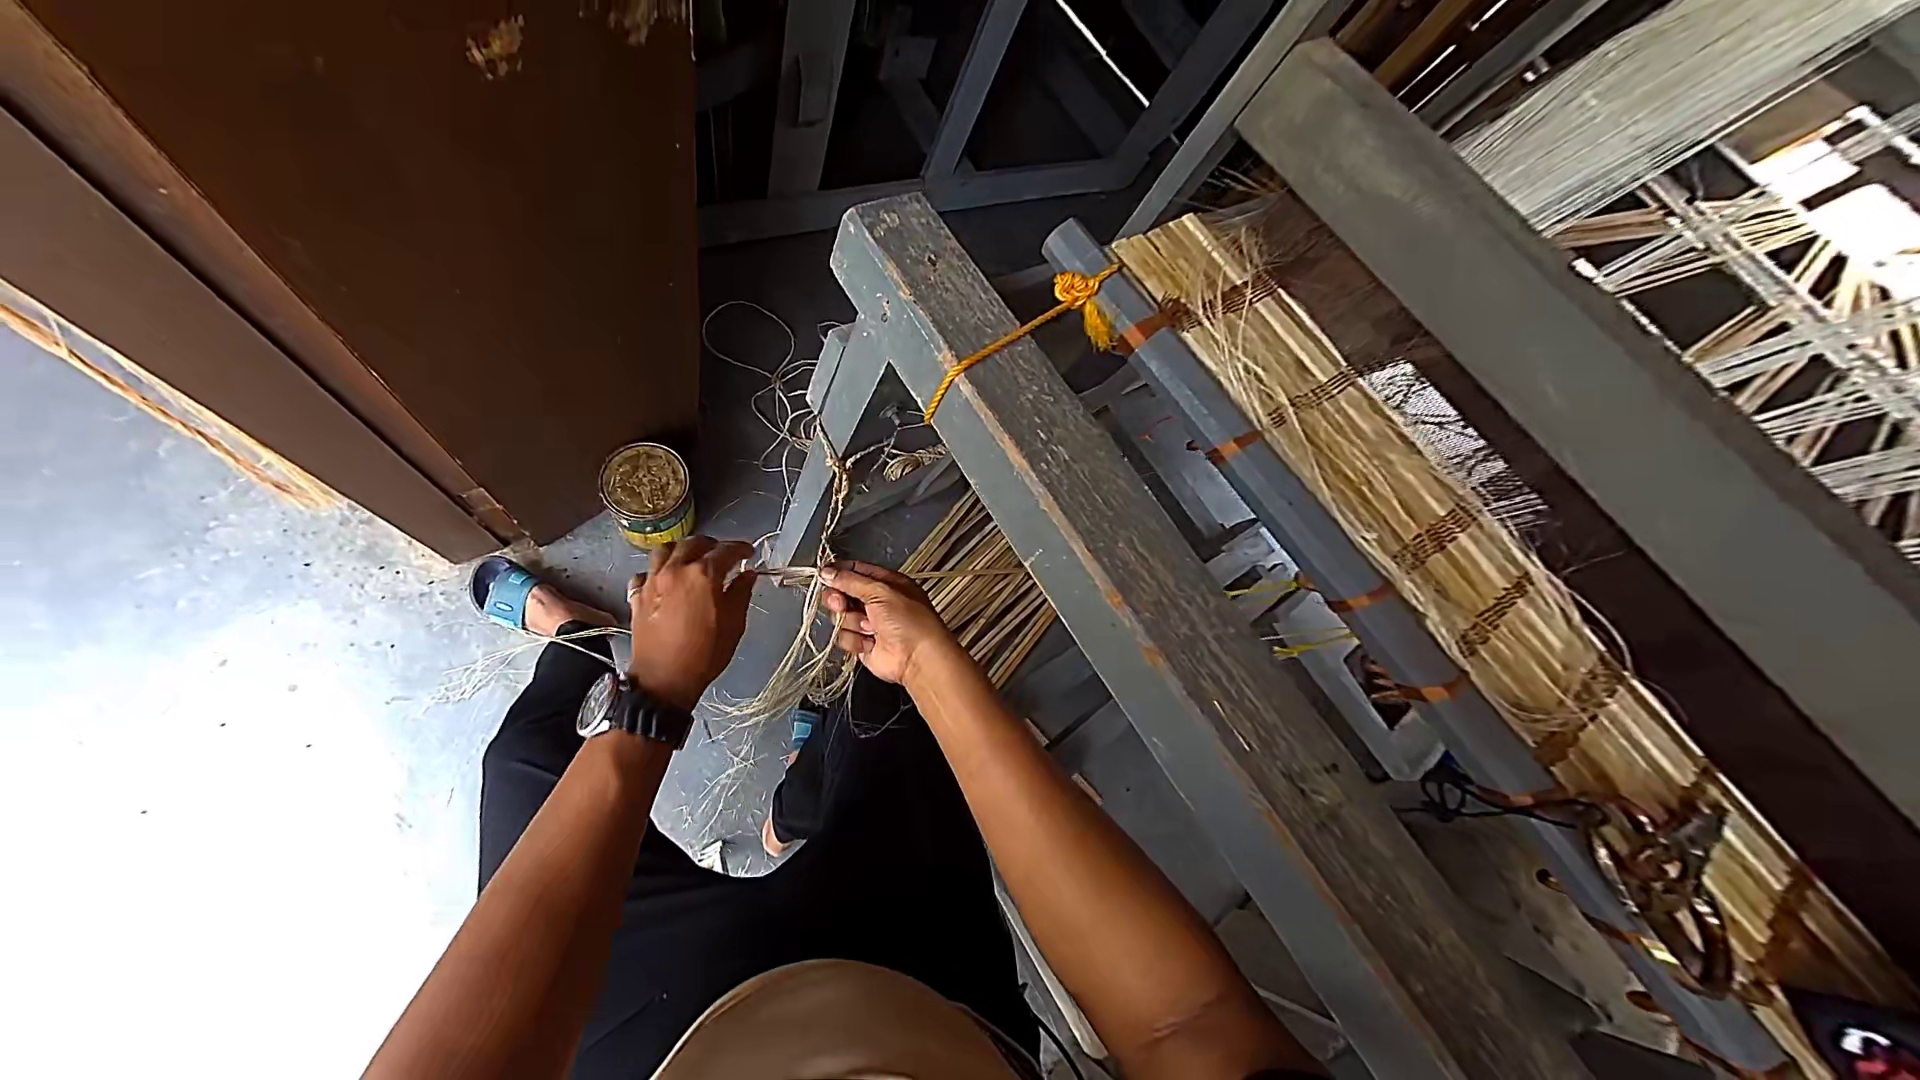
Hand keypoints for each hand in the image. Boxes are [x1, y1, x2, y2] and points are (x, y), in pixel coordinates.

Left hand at [626, 536, 755, 711]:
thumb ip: (741, 592)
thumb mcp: (734, 623)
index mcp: (703, 575)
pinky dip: (656, 571)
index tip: (748, 552)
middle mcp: (675, 571)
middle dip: (711, 545)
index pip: (726, 550)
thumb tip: (747, 576)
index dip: (741, 549)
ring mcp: (652, 582)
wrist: (665, 679)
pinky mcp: (637, 597)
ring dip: (681, 550)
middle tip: (723, 555)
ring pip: (664, 550)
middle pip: (693, 543)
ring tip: (691, 559)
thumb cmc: (704, 654)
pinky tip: (664, 580)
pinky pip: (644, 573)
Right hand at [820, 561, 962, 685]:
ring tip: (869, 627)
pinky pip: (843, 637)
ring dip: (852, 622)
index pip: (856, 571)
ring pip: (840, 617)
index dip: (839, 572)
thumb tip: (828, 572)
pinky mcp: (863, 643)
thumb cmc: (911, 622)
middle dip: (839, 598)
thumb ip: (851, 580)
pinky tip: (870, 642)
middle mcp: (878, 602)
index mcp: (886, 584)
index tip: (825, 574)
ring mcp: (869, 623)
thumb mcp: (880, 592)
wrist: (917, 658)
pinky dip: (855, 640)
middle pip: (843, 594)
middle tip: (841, 603)